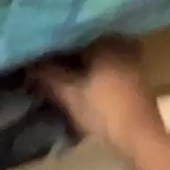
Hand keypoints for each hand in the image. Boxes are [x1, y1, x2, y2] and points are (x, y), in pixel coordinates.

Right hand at [33, 38, 168, 157]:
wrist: (140, 137)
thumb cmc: (103, 111)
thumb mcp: (68, 93)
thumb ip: (47, 75)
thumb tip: (28, 65)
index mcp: (105, 39)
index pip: (71, 33)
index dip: (52, 44)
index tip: (36, 52)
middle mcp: (120, 41)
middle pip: (85, 43)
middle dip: (66, 52)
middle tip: (44, 61)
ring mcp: (132, 58)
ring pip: (97, 54)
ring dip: (79, 62)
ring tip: (58, 71)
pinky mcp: (135, 75)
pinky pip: (107, 64)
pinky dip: (93, 69)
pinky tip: (80, 79)